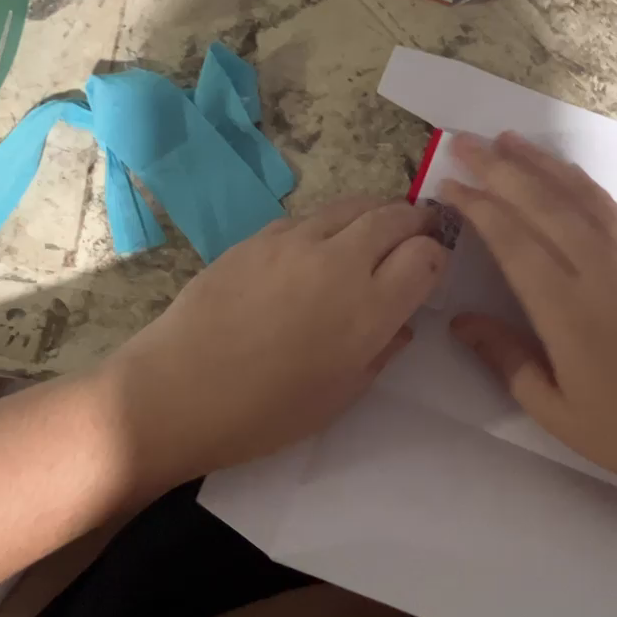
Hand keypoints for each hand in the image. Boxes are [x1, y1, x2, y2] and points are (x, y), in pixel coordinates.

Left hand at [100, 198, 448, 487]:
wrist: (179, 388)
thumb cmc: (265, 411)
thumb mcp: (341, 396)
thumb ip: (382, 350)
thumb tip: (402, 320)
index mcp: (369, 307)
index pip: (426, 254)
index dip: (437, 257)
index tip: (433, 267)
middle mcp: (339, 259)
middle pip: (394, 216)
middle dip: (417, 219)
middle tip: (422, 230)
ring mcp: (295, 240)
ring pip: (353, 205)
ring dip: (376, 213)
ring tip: (377, 230)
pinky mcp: (259, 235)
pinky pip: (311, 217)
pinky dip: (331, 223)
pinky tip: (321, 246)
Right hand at [440, 132, 616, 515]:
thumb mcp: (557, 412)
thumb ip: (505, 359)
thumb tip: (461, 321)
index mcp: (568, 308)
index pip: (512, 238)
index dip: (476, 206)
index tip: (446, 183)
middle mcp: (602, 270)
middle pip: (542, 203)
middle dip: (499, 168)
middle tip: (464, 142)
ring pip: (579, 196)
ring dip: (540, 164)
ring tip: (508, 140)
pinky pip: (610, 210)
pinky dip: (581, 184)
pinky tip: (566, 175)